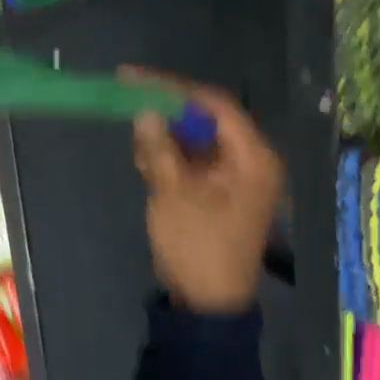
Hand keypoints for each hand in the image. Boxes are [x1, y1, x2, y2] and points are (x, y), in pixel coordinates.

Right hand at [123, 68, 284, 314]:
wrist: (206, 301)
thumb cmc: (197, 245)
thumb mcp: (174, 194)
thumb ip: (160, 148)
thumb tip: (146, 110)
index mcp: (253, 159)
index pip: (215, 105)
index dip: (174, 87)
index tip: (133, 78)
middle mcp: (249, 161)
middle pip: (204, 119)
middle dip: (165, 113)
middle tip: (126, 106)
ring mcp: (233, 176)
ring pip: (193, 138)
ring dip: (163, 138)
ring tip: (140, 152)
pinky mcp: (216, 190)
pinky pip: (191, 159)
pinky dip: (167, 156)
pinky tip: (146, 165)